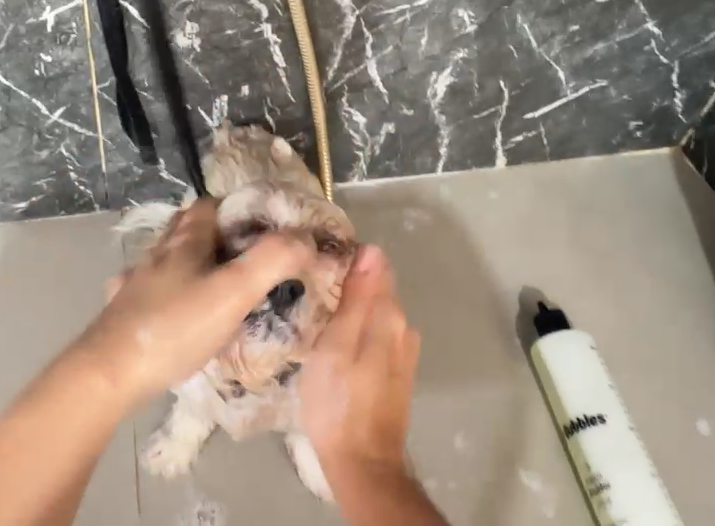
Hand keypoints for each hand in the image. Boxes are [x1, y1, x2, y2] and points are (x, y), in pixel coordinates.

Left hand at [71, 200, 312, 407]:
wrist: (108, 372)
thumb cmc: (175, 327)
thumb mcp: (234, 292)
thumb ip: (272, 261)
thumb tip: (306, 237)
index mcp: (184, 242)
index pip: (208, 206)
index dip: (235, 209)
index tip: (262, 228)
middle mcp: (157, 254)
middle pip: (185, 229)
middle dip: (214, 235)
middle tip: (244, 258)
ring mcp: (134, 283)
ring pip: (167, 260)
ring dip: (190, 265)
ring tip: (216, 287)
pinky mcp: (121, 313)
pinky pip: (149, 293)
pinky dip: (168, 296)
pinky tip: (177, 315)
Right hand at [300, 245, 421, 482]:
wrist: (363, 464)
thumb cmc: (339, 401)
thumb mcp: (336, 344)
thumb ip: (355, 297)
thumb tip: (372, 249)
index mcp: (389, 316)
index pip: (376, 267)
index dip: (349, 258)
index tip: (319, 257)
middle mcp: (403, 328)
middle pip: (377, 290)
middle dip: (349, 281)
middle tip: (310, 282)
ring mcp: (403, 353)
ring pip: (376, 313)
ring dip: (353, 306)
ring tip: (318, 307)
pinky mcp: (396, 373)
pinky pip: (377, 334)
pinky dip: (359, 328)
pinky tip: (336, 337)